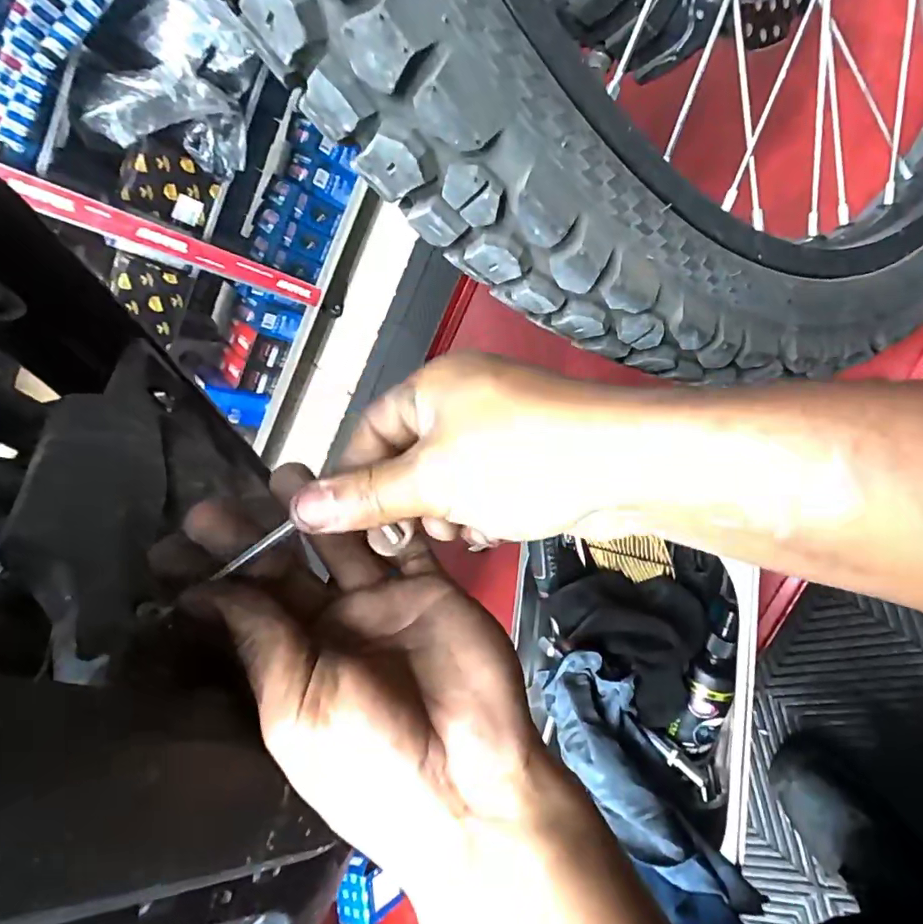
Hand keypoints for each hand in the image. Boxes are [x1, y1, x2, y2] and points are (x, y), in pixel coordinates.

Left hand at [174, 464, 553, 882]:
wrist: (467, 776)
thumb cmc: (367, 757)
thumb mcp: (298, 708)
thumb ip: (263, 640)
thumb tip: (207, 592)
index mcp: (293, 663)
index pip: (246, 610)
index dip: (213, 577)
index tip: (173, 544)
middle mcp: (334, 628)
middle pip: (288, 570)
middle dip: (253, 536)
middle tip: (216, 503)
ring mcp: (384, 605)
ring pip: (343, 546)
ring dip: (318, 512)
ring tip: (286, 474)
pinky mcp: (430, 588)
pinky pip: (404, 544)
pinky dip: (384, 517)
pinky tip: (357, 487)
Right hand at [286, 354, 649, 551]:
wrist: (624, 465)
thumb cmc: (521, 461)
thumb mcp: (433, 481)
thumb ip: (368, 495)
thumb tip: (298, 506)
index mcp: (430, 387)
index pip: (367, 433)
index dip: (356, 481)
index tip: (354, 529)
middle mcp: (463, 398)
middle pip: (408, 458)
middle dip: (411, 504)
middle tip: (421, 537)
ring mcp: (501, 425)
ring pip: (448, 479)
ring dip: (449, 512)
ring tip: (468, 531)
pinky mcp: (531, 453)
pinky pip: (485, 484)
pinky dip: (483, 509)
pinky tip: (496, 529)